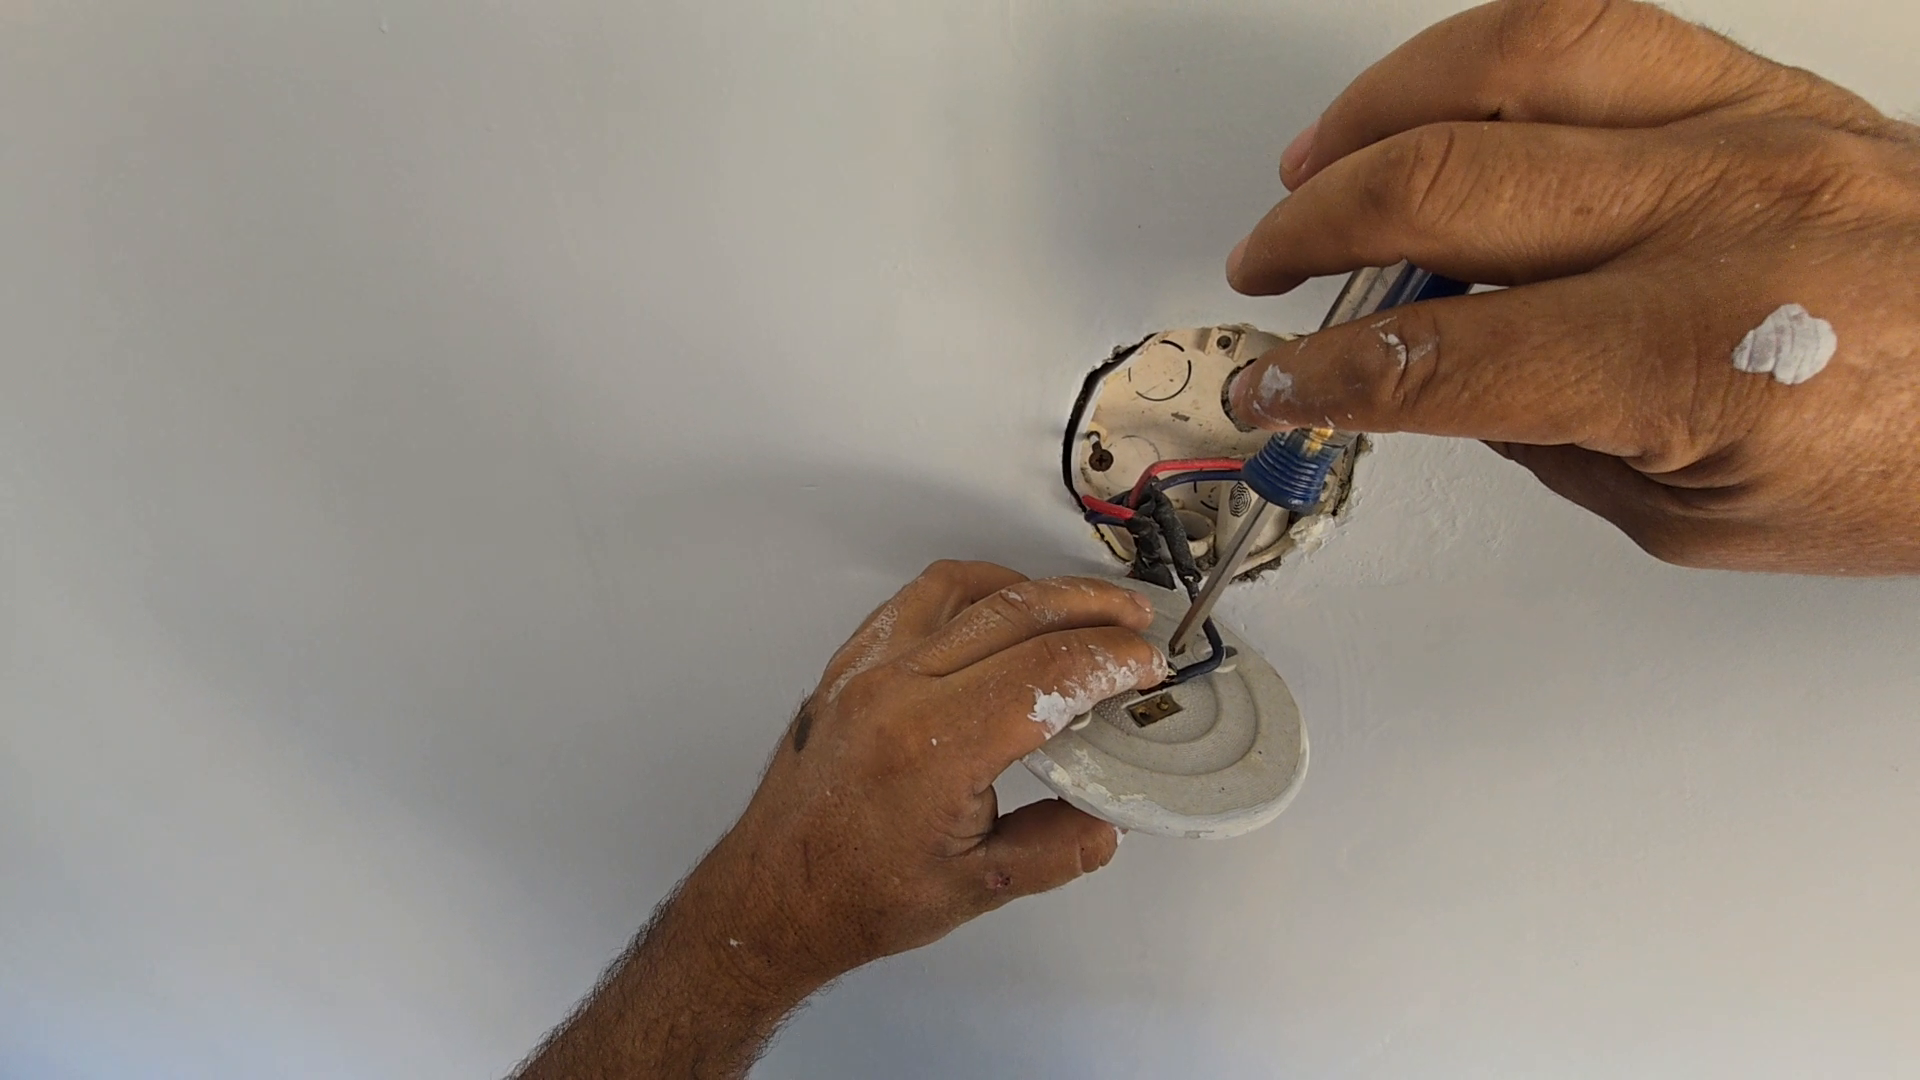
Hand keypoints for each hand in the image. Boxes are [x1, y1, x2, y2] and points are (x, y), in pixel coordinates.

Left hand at [517, 562, 1166, 1078]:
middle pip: (1015, 614)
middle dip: (1089, 607)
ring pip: (966, 588)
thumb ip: (1055, 849)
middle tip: (1132, 616)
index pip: (1044, 676)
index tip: (1144, 662)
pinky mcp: (853, 659)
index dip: (1108, 661)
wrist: (773, 890)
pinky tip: (1000, 601)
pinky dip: (974, 586)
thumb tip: (1105, 819)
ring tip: (1078, 601)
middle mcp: (897, 690)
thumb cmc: (856, 894)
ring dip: (1034, 586)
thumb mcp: (974, 888)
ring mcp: (869, 666)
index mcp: (933, 747)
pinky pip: (920, 596)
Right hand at [1225, 0, 1919, 574]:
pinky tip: (1404, 106)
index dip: (1320, 378)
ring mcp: (1743, 129)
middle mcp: (1722, 218)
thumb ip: (1533, 437)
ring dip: (1366, 119)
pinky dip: (1457, 62)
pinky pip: (1577, 29)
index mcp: (1703, 360)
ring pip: (1502, 71)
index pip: (1438, 358)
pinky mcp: (1754, 85)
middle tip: (1260, 269)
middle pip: (1443, 191)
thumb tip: (1433, 375)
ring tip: (1302, 168)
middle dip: (1310, 233)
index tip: (1266, 390)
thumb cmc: (1908, 463)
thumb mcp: (1684, 511)